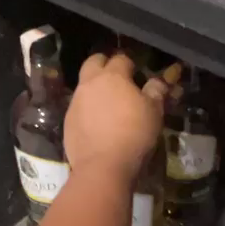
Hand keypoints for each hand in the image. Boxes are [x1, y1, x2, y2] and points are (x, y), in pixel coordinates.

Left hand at [66, 52, 168, 183]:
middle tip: (116, 79)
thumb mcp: (154, 113)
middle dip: (104, 65)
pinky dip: (87, 110)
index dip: (130, 65)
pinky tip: (97, 125)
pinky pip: (78, 108)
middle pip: (93, 62)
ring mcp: (75, 103)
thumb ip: (155, 92)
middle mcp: (90, 84)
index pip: (121, 58)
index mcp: (112, 77)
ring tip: (107, 105)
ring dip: (94, 89)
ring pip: (84, 86)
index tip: (136, 75)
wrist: (103, 166)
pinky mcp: (67, 122)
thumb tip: (157, 82)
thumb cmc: (134, 135)